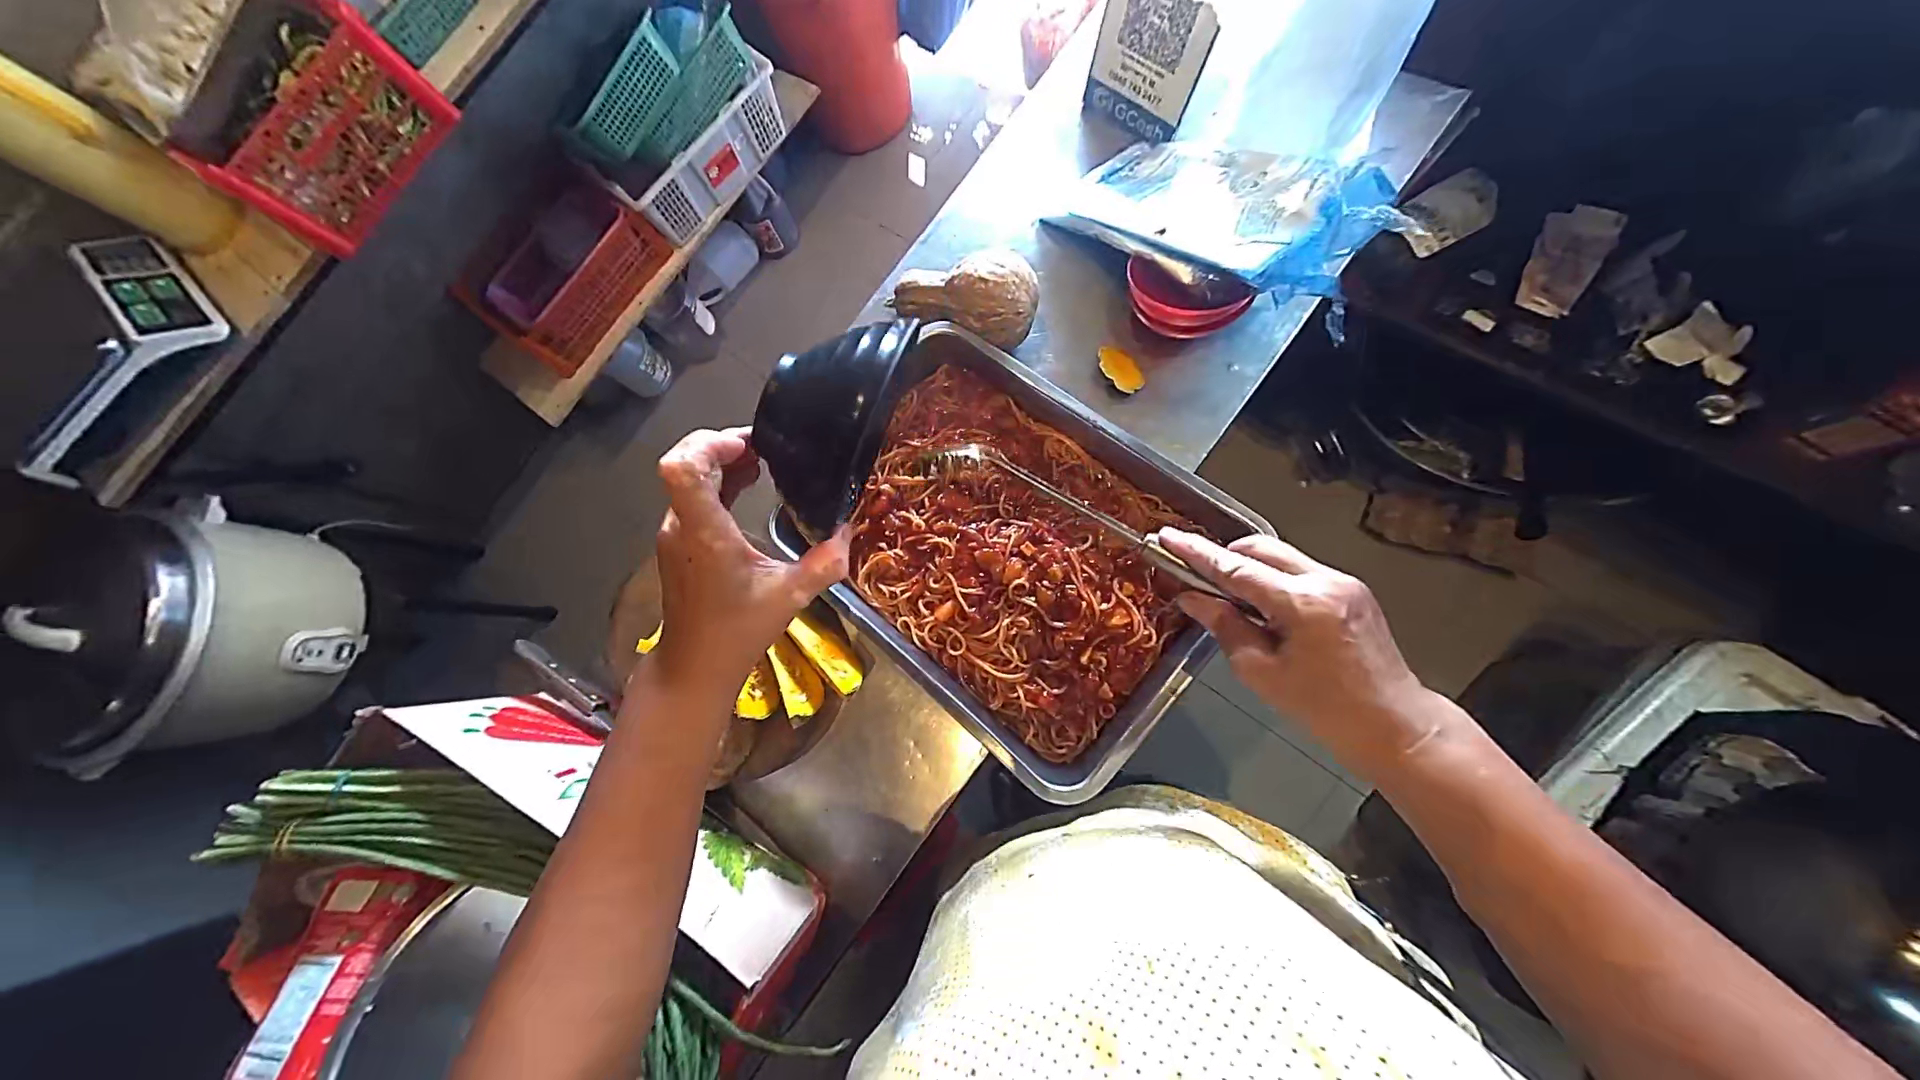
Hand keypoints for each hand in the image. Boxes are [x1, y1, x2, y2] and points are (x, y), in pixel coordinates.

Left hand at [651, 428, 848, 698]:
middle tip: (764, 446)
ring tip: (761, 458)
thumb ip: (824, 564)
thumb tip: (847, 533)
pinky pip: (694, 496)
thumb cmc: (737, 633)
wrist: (695, 666)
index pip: (682, 469)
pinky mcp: (679, 542)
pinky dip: (718, 481)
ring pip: (688, 478)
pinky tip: (748, 482)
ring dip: (720, 461)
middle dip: (722, 445)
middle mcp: (682, 525)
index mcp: (705, 533)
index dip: (710, 444)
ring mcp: (676, 533)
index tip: (749, 445)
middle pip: (684, 462)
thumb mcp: (790, 598)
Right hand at [1156, 528, 1462, 780]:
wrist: (1395, 725)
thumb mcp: (1261, 673)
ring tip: (1225, 596)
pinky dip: (1271, 579)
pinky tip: (1260, 606)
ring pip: (1280, 556)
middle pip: (1261, 549)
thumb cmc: (1327, 710)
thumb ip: (1224, 627)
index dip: (1197, 553)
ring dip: (1248, 568)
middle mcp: (1327, 581)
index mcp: (1303, 604)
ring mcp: (1343, 582)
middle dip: (1224, 556)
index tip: (1168, 538)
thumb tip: (1193, 599)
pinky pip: (1299, 571)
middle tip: (1193, 572)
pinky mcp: (1351, 591)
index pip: (1237, 569)